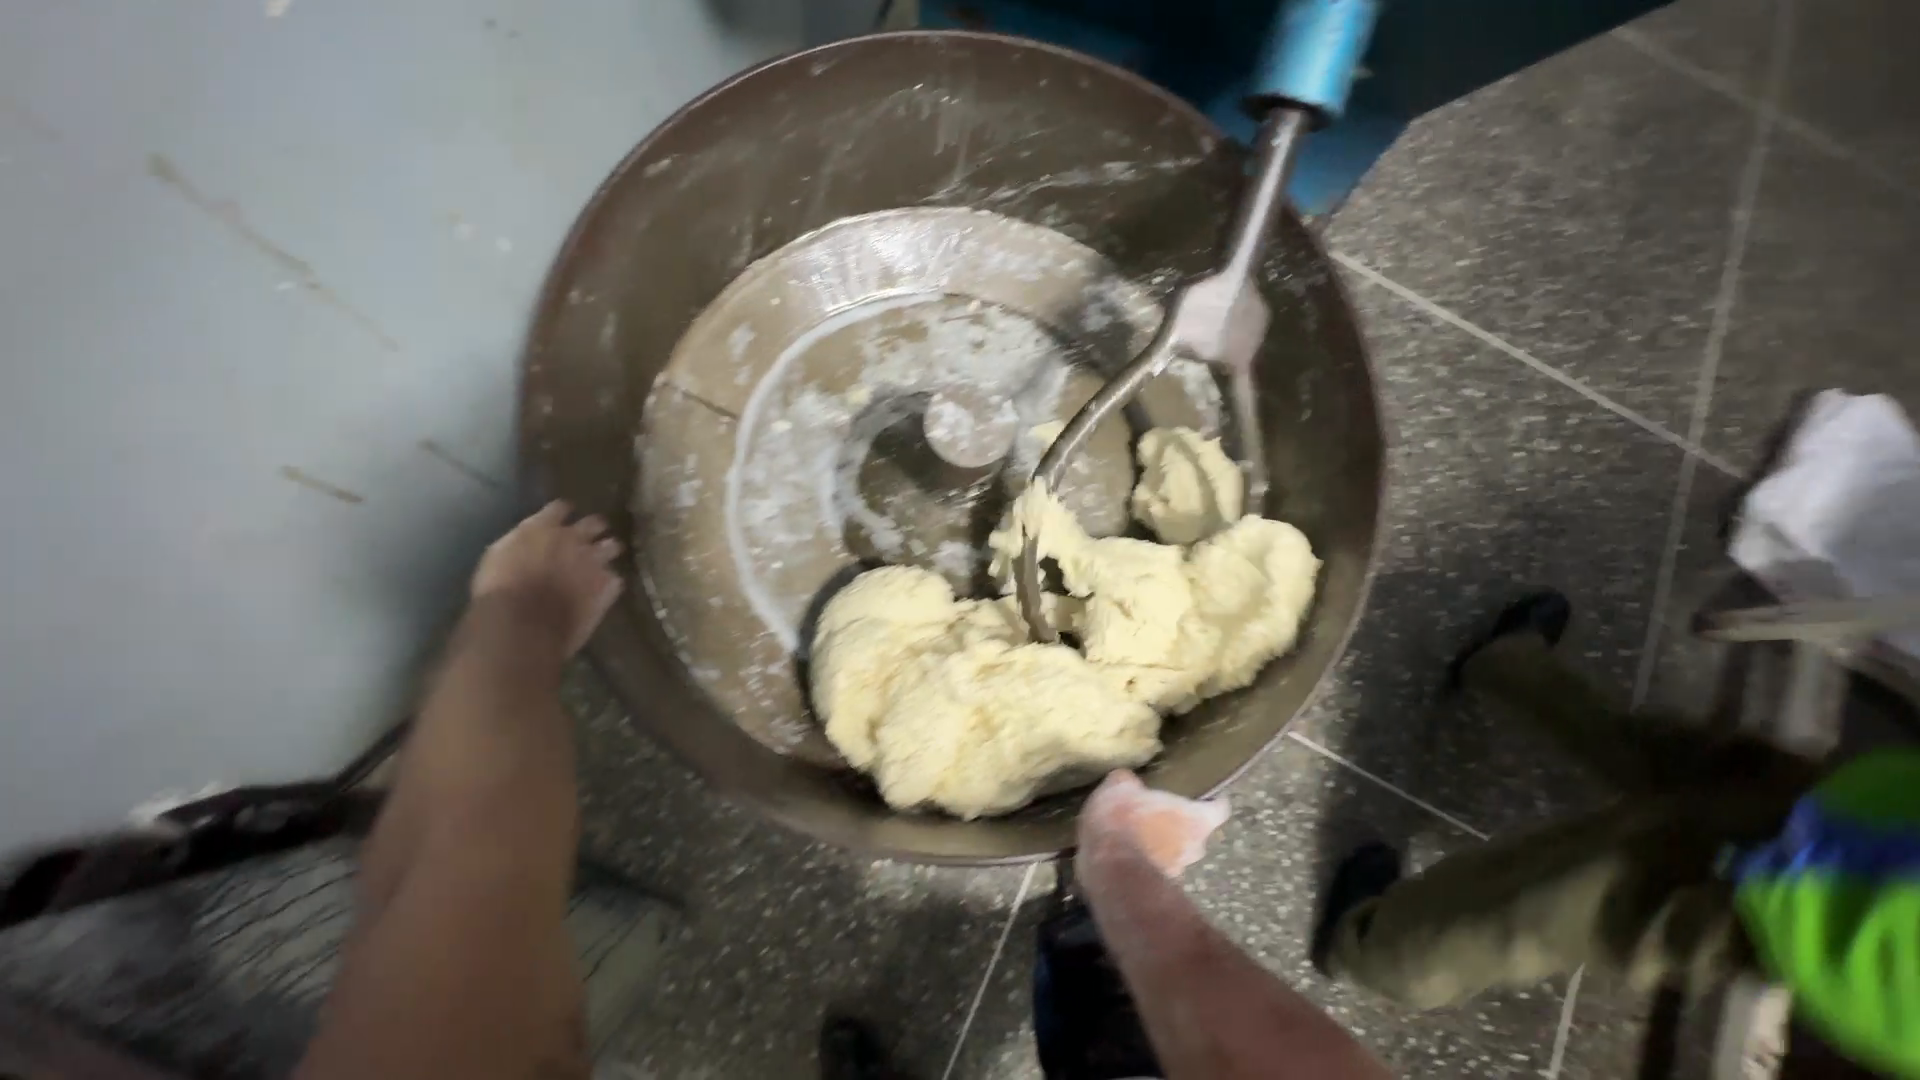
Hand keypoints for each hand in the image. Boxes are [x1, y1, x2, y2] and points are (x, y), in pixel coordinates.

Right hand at [471, 501, 623, 656]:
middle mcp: (574, 538)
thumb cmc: (500, 590)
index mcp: (543, 527)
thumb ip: (520, 541)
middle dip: (594, 527)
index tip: (562, 515)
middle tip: (591, 535)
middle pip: (595, 522)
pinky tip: (602, 591)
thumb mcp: (498, 556)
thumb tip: (529, 540)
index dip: (562, 512)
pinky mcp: (607, 585)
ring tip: (602, 562)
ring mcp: (595, 560)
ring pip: (611, 547)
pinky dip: (608, 584)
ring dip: (607, 552)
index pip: (560, 507)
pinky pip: (614, 579)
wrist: (524, 621)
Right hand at [1076, 770, 1229, 878]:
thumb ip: (1130, 782)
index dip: (1212, 800)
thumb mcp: (1120, 787)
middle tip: (1160, 814)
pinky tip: (1125, 854)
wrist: (1111, 868)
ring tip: (1138, 836)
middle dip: (1181, 825)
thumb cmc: (1126, 819)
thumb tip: (1127, 781)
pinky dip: (1146, 862)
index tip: (1201, 795)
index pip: (1220, 808)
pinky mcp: (1159, 887)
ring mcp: (1180, 871)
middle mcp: (1197, 847)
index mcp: (1197, 818)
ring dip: (1163, 846)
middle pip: (1198, 832)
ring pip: (1178, 854)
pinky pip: (1157, 869)